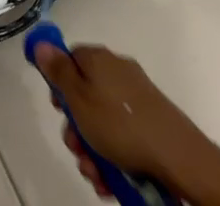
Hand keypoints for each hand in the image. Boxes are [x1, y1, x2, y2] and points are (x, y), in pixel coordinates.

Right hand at [36, 43, 219, 205]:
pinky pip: (120, 135)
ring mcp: (136, 98)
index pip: (70, 58)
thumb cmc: (120, 125)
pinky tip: (109, 177)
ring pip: (100, 121)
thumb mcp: (78, 98)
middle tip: (76, 146)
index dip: (58, 81)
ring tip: (94, 171)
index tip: (56, 105)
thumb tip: (41, 42)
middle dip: (75, 125)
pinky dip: (111, 155)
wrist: (178, 157)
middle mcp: (118, 73)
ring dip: (91, 148)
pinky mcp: (150, 122)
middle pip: (83, 94)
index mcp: (100, 59)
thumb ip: (58, 71)